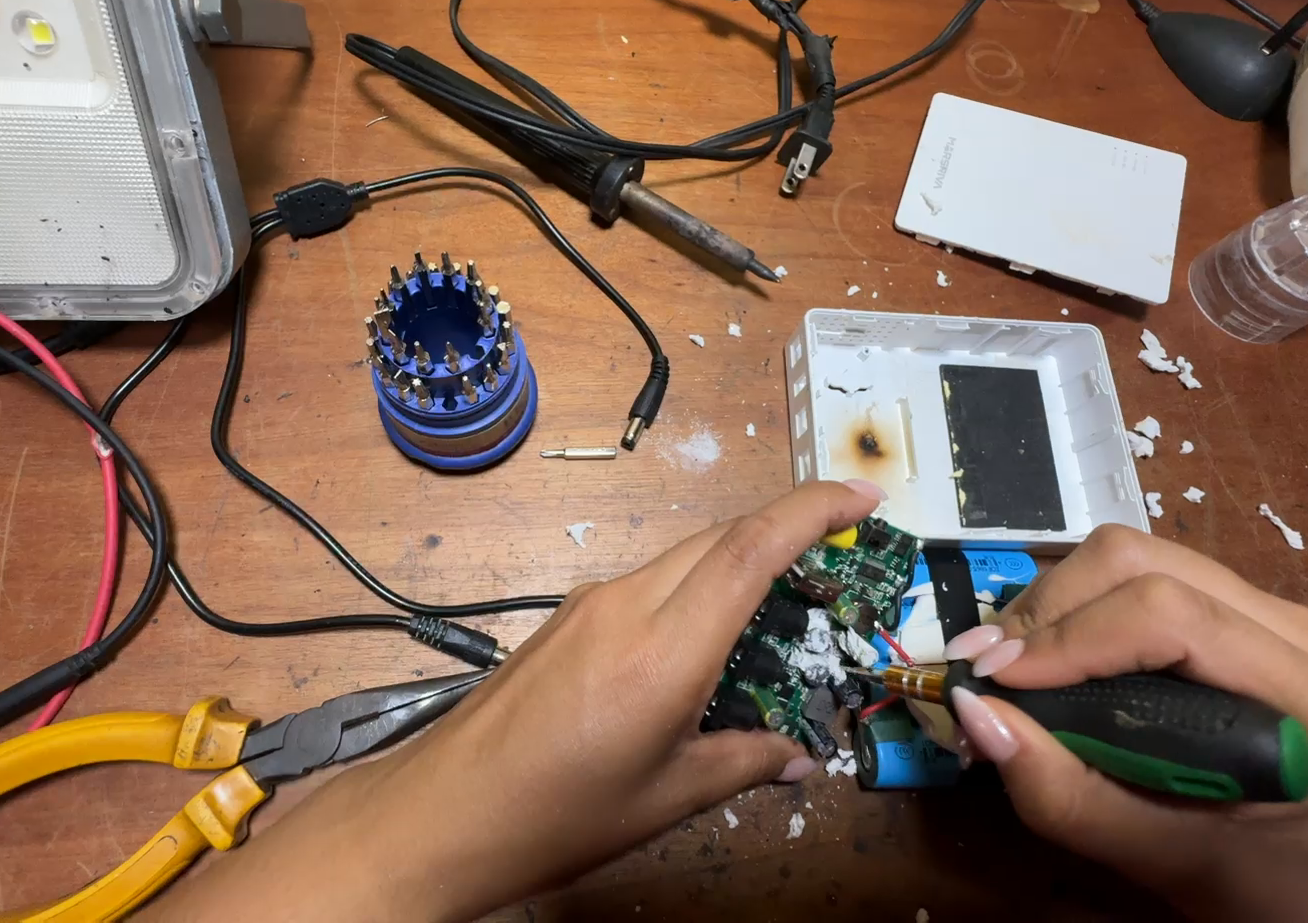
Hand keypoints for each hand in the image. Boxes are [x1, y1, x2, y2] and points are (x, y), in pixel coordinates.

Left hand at [148, 479, 882, 922]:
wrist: (445, 807)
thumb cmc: (561, 812)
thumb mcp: (668, 798)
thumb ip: (744, 762)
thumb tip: (802, 758)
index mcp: (664, 649)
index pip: (748, 550)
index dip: (811, 510)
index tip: (862, 495)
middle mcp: (628, 602)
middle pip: (722, 538)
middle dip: (787, 527)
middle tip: (842, 548)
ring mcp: (594, 600)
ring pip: (687, 554)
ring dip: (741, 560)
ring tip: (784, 601)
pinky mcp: (573, 611)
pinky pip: (653, 579)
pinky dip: (698, 587)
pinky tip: (708, 634)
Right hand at [934, 525, 1307, 922]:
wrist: (1302, 875)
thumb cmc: (1236, 874)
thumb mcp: (1142, 853)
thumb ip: (1055, 789)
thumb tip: (971, 707)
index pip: (1169, 616)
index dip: (1069, 637)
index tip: (994, 677)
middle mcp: (1305, 636)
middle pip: (1138, 563)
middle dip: (1045, 610)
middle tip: (989, 667)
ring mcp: (1272, 607)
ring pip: (1125, 553)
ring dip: (1049, 601)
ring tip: (1011, 659)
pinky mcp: (1233, 598)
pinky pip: (1129, 568)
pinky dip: (1067, 600)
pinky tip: (1048, 647)